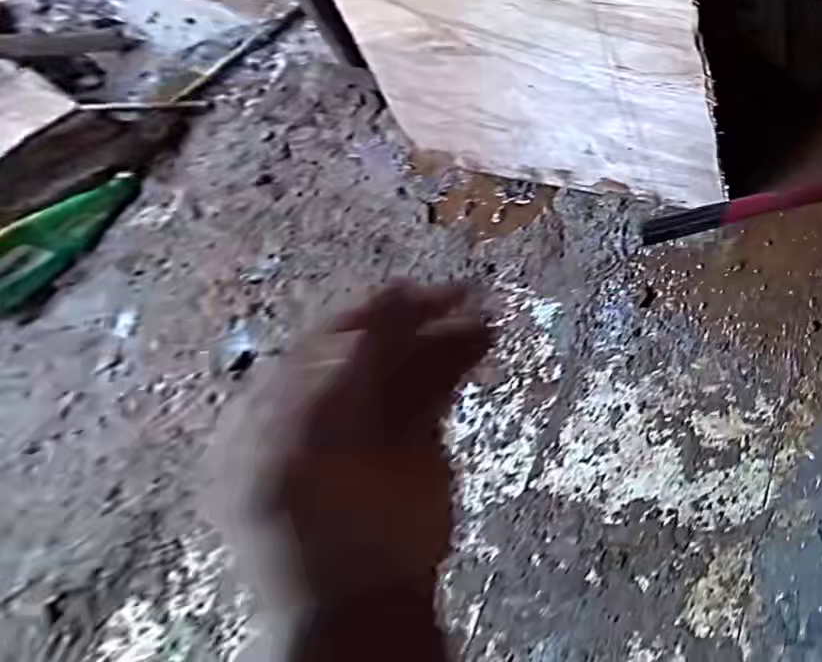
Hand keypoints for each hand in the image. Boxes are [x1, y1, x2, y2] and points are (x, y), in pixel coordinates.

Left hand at [218, 283, 492, 614]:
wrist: (366, 593)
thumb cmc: (325, 531)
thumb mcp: (309, 461)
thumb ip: (333, 393)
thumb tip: (362, 330)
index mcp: (274, 419)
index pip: (317, 349)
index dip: (362, 314)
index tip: (410, 286)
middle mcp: (321, 411)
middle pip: (371, 350)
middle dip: (417, 318)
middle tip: (465, 291)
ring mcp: (372, 422)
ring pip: (411, 363)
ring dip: (448, 334)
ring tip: (489, 312)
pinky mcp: (417, 432)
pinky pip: (438, 384)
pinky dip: (462, 358)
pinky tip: (488, 338)